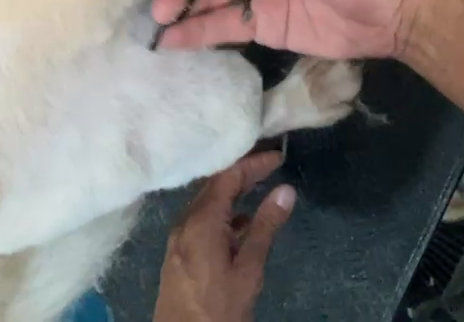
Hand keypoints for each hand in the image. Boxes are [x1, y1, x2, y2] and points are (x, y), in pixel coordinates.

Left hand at [152, 151, 294, 321]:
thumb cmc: (218, 310)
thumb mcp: (248, 270)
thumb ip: (265, 227)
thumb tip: (286, 189)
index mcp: (201, 221)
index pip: (227, 176)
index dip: (253, 163)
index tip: (279, 157)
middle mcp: (184, 223)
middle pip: (214, 185)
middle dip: (242, 172)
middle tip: (271, 165)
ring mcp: (177, 240)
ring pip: (206, 203)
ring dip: (232, 193)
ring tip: (260, 188)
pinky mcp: (177, 256)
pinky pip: (201, 220)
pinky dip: (222, 213)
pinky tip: (240, 225)